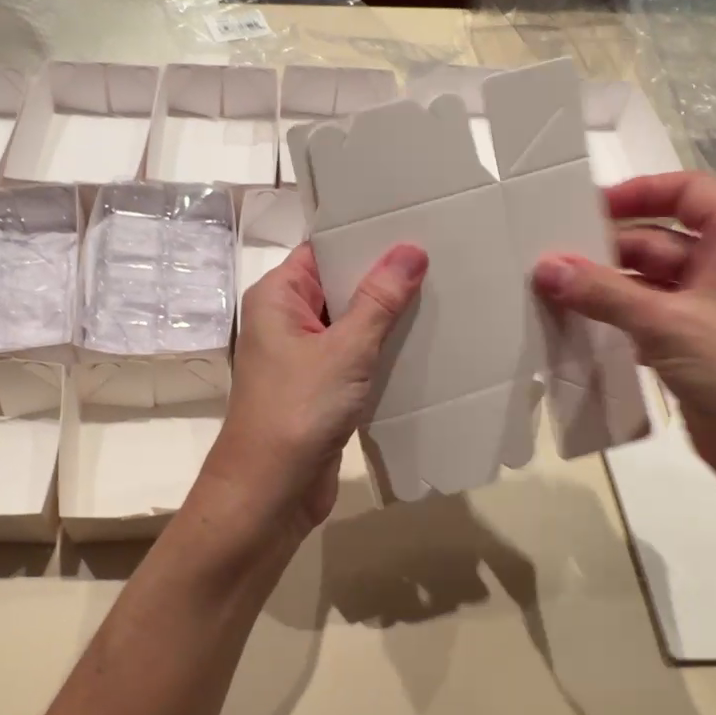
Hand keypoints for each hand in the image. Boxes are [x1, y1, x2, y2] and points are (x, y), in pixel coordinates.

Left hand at [202, 243, 426, 534]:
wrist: (270, 491)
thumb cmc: (298, 410)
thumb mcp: (345, 350)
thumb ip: (378, 300)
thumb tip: (410, 250)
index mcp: (277, 297)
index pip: (321, 250)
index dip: (363, 236)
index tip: (413, 222)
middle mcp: (285, 321)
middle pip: (338, 285)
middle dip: (384, 276)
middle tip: (443, 255)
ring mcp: (301, 358)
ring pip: (349, 324)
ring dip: (387, 318)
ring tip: (445, 293)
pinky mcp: (319, 390)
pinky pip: (354, 359)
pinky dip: (382, 353)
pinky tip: (425, 344)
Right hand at [532, 172, 715, 487]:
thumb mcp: (667, 322)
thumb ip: (602, 292)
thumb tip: (544, 267)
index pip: (688, 192)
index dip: (639, 192)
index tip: (586, 208)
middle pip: (657, 239)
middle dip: (605, 250)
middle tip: (549, 262)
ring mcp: (710, 308)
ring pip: (646, 283)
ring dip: (604, 289)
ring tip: (551, 295)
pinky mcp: (694, 346)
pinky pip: (645, 319)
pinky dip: (613, 320)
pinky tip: (575, 329)